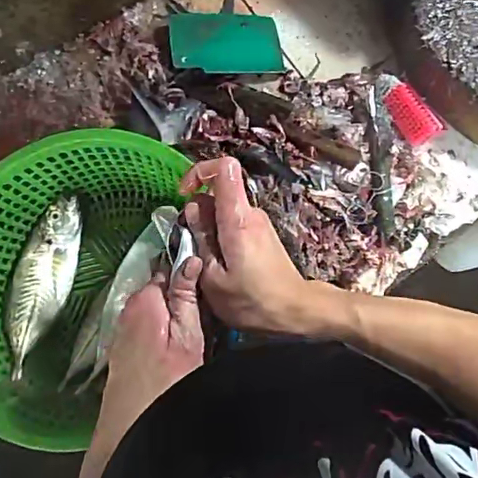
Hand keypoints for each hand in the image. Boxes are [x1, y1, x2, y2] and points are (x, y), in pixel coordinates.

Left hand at [91, 257, 205, 450]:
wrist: (132, 425)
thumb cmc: (167, 381)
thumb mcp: (188, 336)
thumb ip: (187, 296)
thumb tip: (191, 259)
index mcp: (145, 299)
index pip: (168, 268)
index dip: (188, 271)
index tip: (209, 280)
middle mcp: (127, 307)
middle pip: (160, 288)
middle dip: (180, 292)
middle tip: (206, 309)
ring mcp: (122, 326)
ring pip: (154, 306)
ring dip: (171, 311)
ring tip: (195, 326)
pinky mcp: (122, 345)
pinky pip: (145, 323)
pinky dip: (160, 326)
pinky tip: (174, 343)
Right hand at [179, 157, 324, 333]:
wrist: (294, 310)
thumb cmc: (252, 301)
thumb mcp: (213, 279)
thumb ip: (200, 241)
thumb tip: (191, 210)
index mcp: (238, 219)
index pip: (225, 167)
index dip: (199, 172)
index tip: (183, 194)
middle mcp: (252, 213)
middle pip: (220, 191)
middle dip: (197, 211)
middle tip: (191, 243)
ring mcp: (259, 221)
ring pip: (225, 209)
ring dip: (208, 227)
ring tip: (205, 260)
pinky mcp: (262, 233)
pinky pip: (234, 221)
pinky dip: (220, 235)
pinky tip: (219, 263)